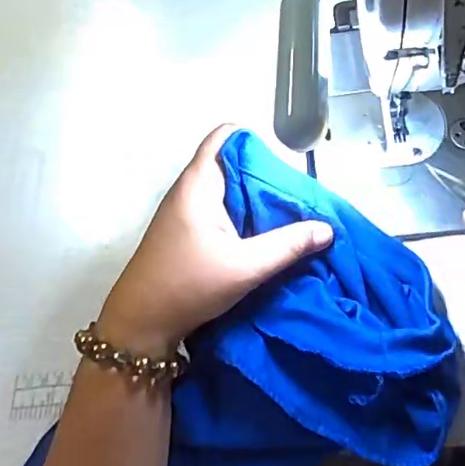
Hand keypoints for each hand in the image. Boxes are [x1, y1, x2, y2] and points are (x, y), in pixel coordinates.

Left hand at [98, 124, 332, 350]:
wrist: (137, 328)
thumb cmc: (186, 286)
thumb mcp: (245, 267)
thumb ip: (289, 245)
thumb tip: (327, 229)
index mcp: (198, 184)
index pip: (223, 137)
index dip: (253, 138)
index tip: (283, 157)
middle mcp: (190, 190)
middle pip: (231, 161)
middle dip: (264, 170)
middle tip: (295, 188)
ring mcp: (186, 211)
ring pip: (228, 186)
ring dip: (255, 194)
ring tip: (287, 208)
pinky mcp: (188, 231)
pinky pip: (222, 206)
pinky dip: (244, 211)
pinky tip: (265, 229)